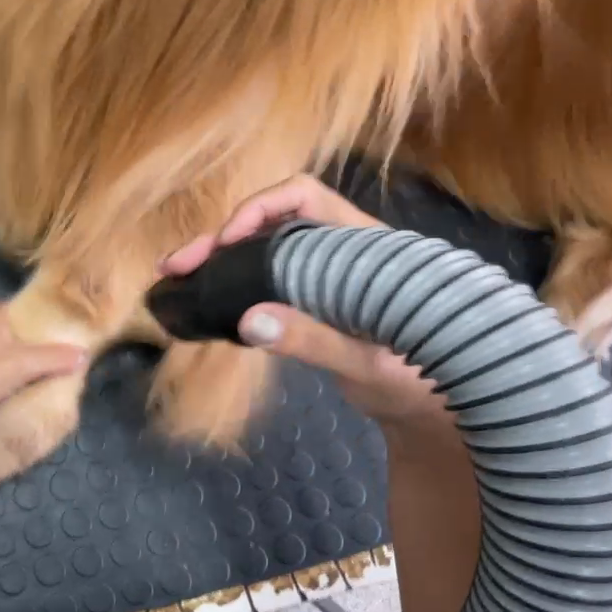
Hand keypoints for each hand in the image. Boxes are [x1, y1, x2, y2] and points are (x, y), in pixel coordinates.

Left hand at [0, 305, 88, 435]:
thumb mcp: (22, 366)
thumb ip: (55, 358)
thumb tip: (83, 354)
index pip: (25, 311)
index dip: (45, 325)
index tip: (63, 341)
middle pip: (12, 331)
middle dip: (31, 346)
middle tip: (54, 363)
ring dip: (13, 362)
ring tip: (34, 377)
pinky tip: (7, 387)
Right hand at [161, 175, 447, 427]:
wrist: (437, 412)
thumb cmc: (420, 383)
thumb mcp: (368, 365)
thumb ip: (314, 341)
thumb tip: (250, 320)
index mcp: (362, 248)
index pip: (303, 198)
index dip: (258, 210)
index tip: (226, 242)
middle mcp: (337, 252)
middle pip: (268, 223)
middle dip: (217, 239)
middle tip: (174, 265)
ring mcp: (321, 278)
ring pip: (259, 251)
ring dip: (216, 260)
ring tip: (175, 276)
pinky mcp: (309, 303)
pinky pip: (262, 278)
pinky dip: (228, 282)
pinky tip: (202, 295)